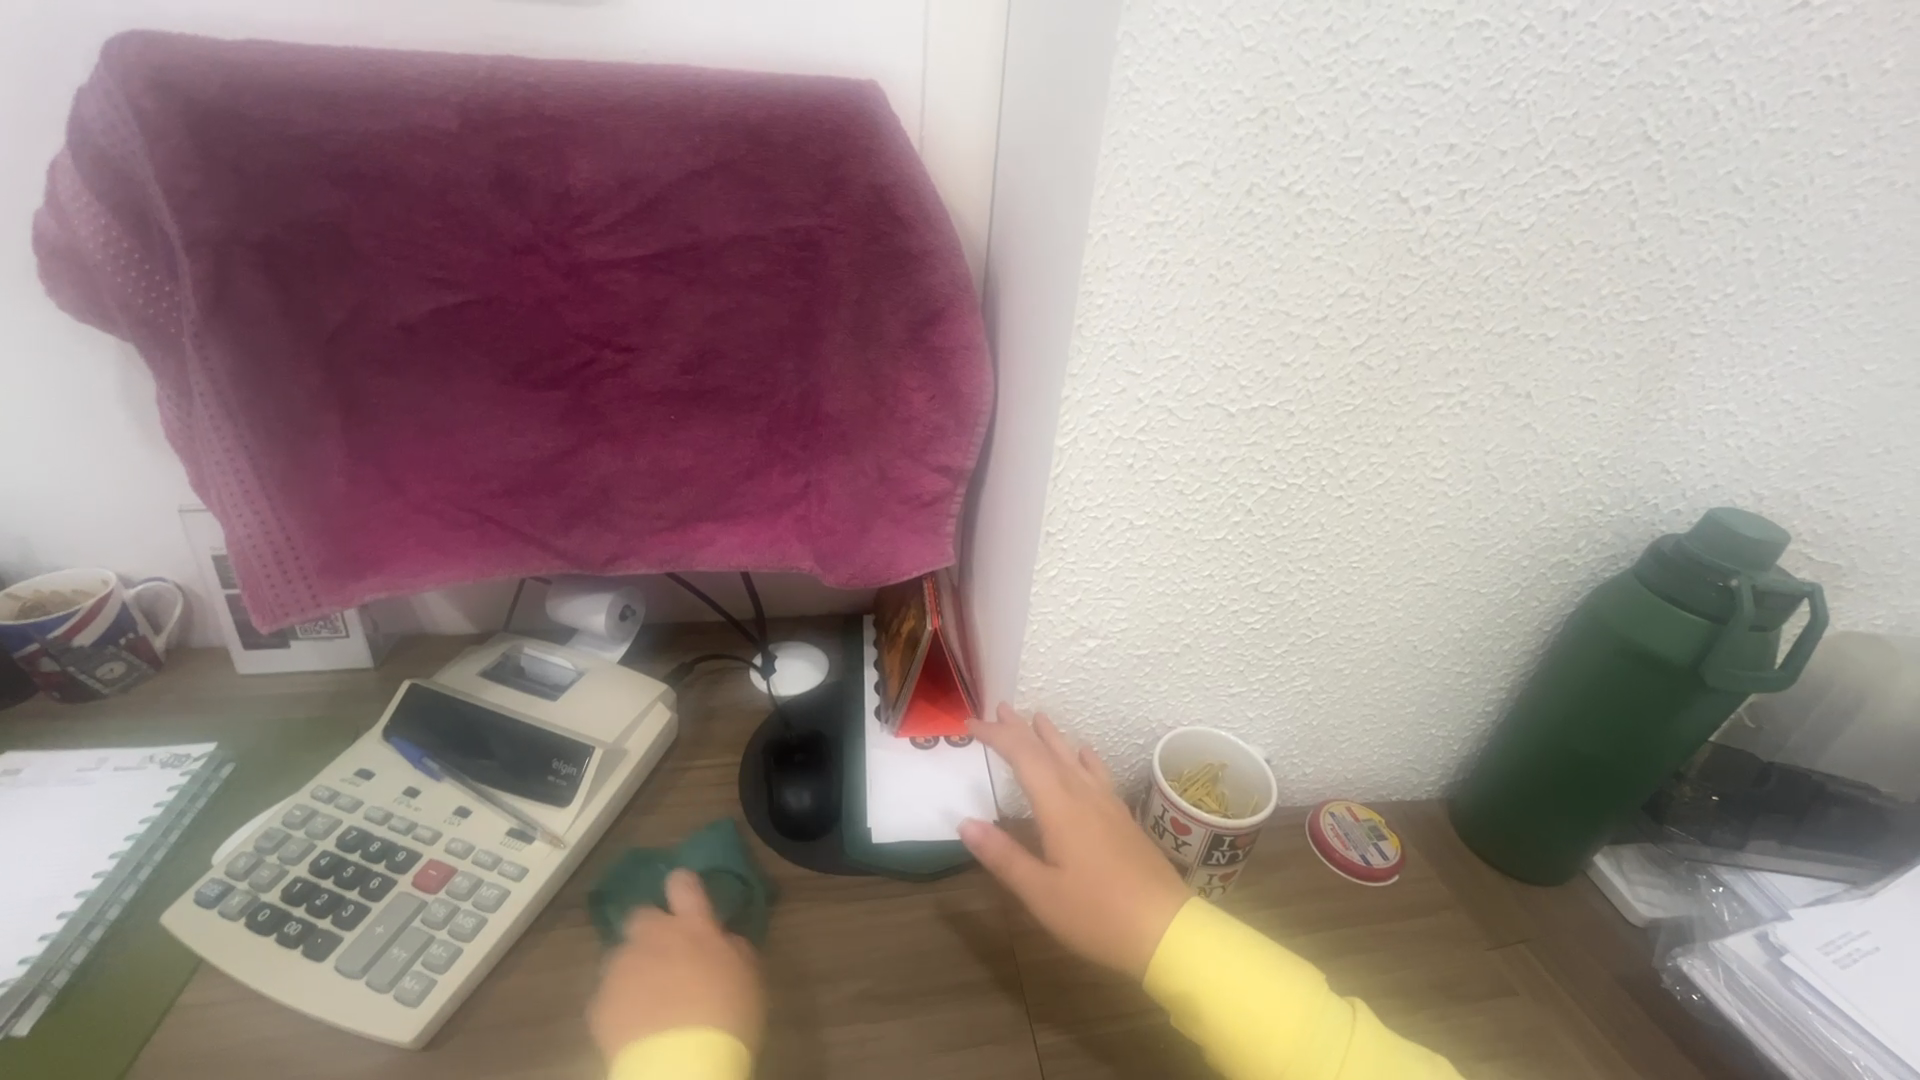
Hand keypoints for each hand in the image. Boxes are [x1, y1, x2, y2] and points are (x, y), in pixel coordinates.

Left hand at [588, 869, 764, 1058]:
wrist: (683, 1067)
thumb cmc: (728, 1017)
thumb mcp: (749, 977)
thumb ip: (733, 949)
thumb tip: (722, 940)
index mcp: (694, 927)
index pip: (683, 885)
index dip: (682, 885)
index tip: (684, 893)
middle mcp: (654, 938)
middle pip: (642, 916)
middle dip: (650, 931)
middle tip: (666, 957)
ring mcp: (623, 969)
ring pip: (622, 956)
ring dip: (634, 968)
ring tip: (648, 1000)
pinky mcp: (599, 1004)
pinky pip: (607, 995)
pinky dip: (619, 1004)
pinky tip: (634, 1026)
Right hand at [960, 704, 1192, 979]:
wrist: (1166, 930)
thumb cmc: (1097, 914)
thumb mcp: (1040, 892)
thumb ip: (1003, 855)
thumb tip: (965, 823)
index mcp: (1059, 806)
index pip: (1023, 756)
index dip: (996, 736)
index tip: (971, 724)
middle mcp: (1083, 795)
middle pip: (1048, 751)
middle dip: (1020, 729)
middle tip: (999, 708)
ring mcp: (1107, 804)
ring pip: (1074, 757)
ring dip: (1051, 736)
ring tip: (1037, 717)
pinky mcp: (1123, 818)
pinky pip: (1097, 773)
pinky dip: (1083, 757)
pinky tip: (1085, 755)